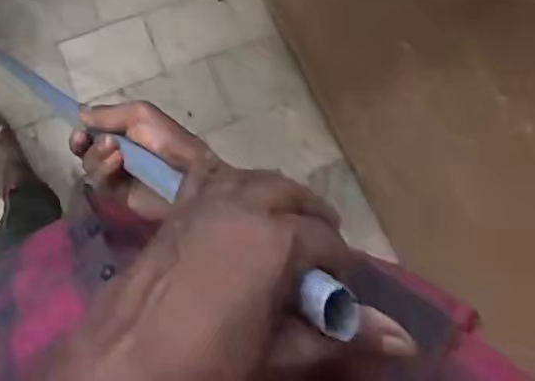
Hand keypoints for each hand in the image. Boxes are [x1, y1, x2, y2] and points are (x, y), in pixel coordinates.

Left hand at [41, 158, 415, 380]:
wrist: (131, 353)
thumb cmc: (209, 360)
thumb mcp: (277, 352)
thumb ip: (334, 335)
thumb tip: (403, 337)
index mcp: (273, 238)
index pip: (325, 240)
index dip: (344, 262)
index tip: (350, 285)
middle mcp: (241, 204)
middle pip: (291, 193)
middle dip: (314, 216)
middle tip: (327, 251)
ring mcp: (205, 197)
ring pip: (253, 177)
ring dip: (277, 194)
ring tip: (291, 224)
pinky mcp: (179, 203)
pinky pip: (211, 174)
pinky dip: (231, 181)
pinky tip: (237, 204)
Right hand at [68, 100, 210, 220]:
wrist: (189, 176)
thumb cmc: (167, 139)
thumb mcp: (140, 115)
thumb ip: (108, 114)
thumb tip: (80, 113)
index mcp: (121, 131)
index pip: (91, 131)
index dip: (82, 131)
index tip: (79, 131)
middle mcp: (114, 152)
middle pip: (84, 150)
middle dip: (83, 144)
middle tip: (84, 140)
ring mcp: (115, 175)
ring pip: (89, 166)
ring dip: (96, 156)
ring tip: (115, 151)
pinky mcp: (117, 196)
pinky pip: (98, 184)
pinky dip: (103, 171)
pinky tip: (117, 163)